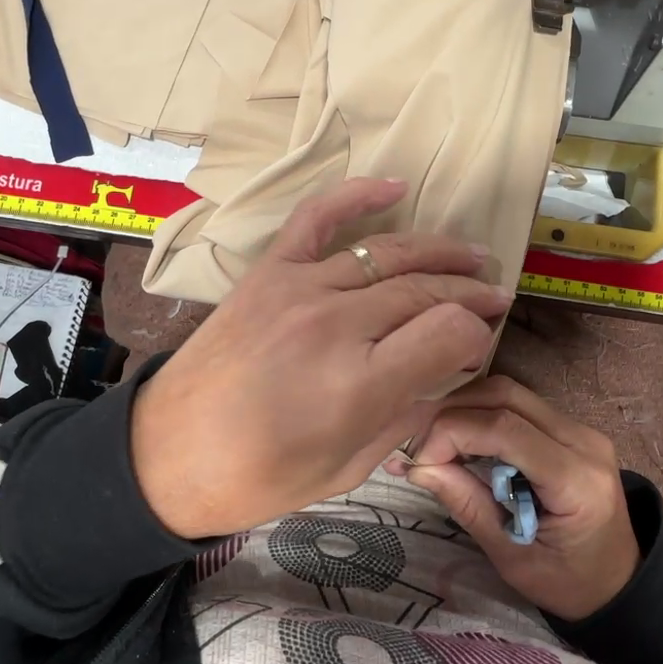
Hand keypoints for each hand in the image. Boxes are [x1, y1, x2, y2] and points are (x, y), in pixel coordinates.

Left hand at [131, 178, 512, 538]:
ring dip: (439, 251)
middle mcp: (335, 324)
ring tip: (473, 256)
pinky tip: (396, 187)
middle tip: (496, 297)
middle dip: (471, 292)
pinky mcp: (268, 272)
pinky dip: (358, 195)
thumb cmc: (258, 477)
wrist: (166, 454)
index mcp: (359, 383)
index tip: (479, 346)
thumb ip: (404, 416)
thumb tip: (443, 375)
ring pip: (388, 253)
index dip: (477, 336)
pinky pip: (317, 218)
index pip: (449, 332)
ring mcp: (299, 288)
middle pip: (425, 289)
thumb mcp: (347, 469)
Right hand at [388, 376, 640, 620]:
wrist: (619, 581)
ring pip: (508, 391)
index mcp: (577, 481)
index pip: (505, 429)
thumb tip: (416, 466)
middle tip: (419, 448)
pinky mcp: (569, 426)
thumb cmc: (567, 582)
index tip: (418, 460)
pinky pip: (517, 403)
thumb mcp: (511, 557)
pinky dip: (480, 413)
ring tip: (435, 443)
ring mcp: (580, 428)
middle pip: (505, 396)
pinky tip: (460, 440)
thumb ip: (467, 504)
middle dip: (452, 414)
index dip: (452, 432)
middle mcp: (584, 441)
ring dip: (464, 408)